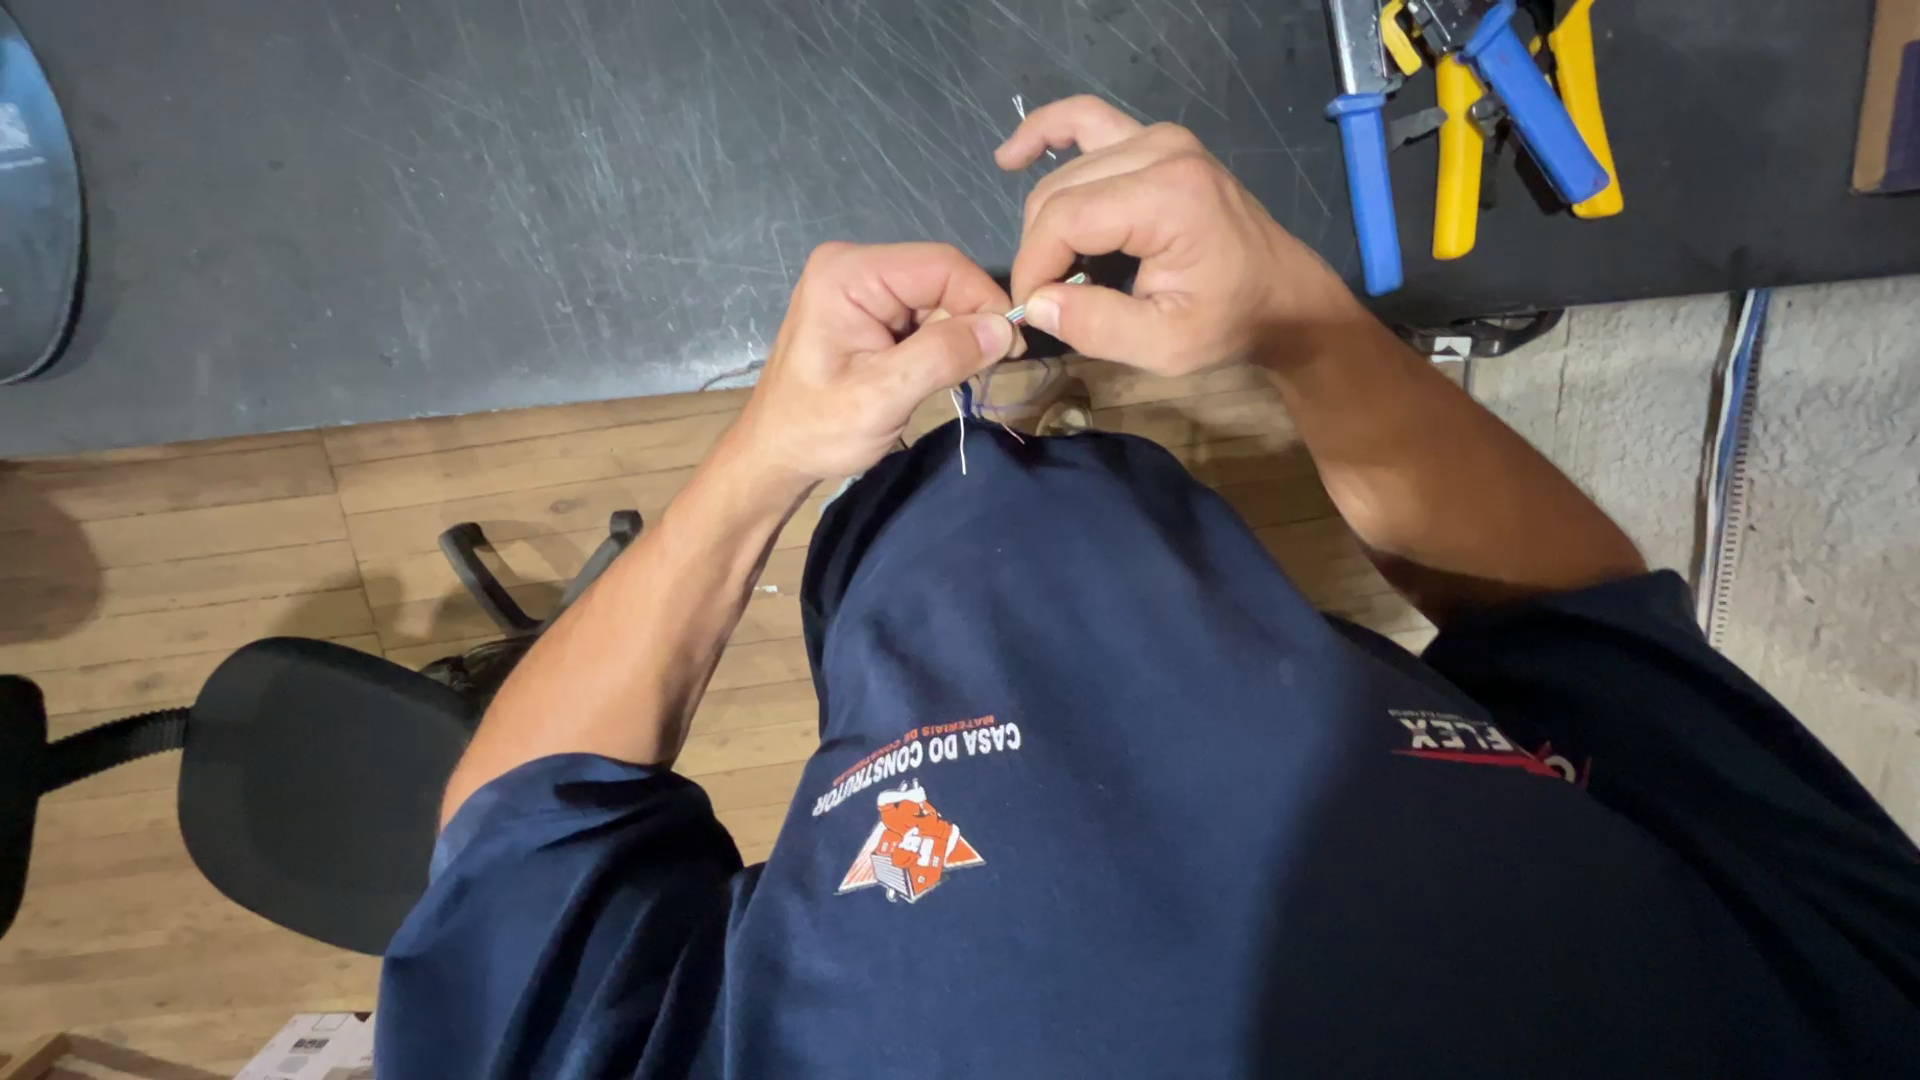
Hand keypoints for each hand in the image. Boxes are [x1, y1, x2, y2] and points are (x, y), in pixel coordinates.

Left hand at [729, 242, 1017, 486]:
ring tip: (938, 382)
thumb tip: (1004, 328)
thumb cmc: (818, 430)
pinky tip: (924, 376)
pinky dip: (935, 346)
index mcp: (849, 274)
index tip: (1010, 348)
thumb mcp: (882, 397)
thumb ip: (942, 357)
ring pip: (935, 300)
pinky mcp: (866, 309)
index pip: (941, 265)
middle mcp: (854, 266)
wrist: (776, 454)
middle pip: (940, 279)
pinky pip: (920, 316)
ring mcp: (859, 286)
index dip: (983, 301)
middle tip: (975, 374)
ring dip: (950, 340)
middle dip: (966, 324)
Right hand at [996, 96, 1364, 375]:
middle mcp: (1160, 151)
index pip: (1063, 219)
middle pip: (1057, 194)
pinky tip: (1011, 157)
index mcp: (1166, 197)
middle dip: (1039, 252)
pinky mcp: (1156, 142)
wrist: (1282, 297)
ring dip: (1043, 221)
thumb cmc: (1228, 323)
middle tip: (1051, 302)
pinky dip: (1046, 134)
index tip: (1033, 313)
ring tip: (1053, 269)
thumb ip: (1097, 326)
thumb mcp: (1165, 346)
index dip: (1034, 268)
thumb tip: (1035, 303)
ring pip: (1064, 171)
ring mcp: (1158, 138)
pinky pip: (1086, 121)